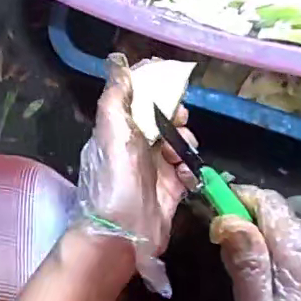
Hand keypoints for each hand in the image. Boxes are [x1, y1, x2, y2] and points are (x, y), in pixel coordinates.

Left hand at [72, 55, 193, 293]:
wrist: (120, 235)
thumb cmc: (113, 180)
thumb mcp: (110, 133)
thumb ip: (115, 99)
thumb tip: (119, 65)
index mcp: (118, 129)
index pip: (136, 97)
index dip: (153, 85)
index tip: (172, 78)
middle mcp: (135, 145)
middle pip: (161, 117)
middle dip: (174, 113)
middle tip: (181, 117)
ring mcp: (153, 167)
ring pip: (177, 141)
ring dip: (184, 141)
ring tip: (182, 152)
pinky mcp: (170, 188)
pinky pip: (187, 169)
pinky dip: (190, 168)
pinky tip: (187, 174)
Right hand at [212, 187, 300, 300]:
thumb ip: (245, 262)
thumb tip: (228, 219)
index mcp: (300, 254)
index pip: (267, 201)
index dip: (238, 197)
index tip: (213, 209)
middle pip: (279, 212)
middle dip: (249, 218)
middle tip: (224, 245)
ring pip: (291, 227)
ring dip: (266, 234)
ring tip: (247, 266)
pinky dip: (284, 248)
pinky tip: (275, 277)